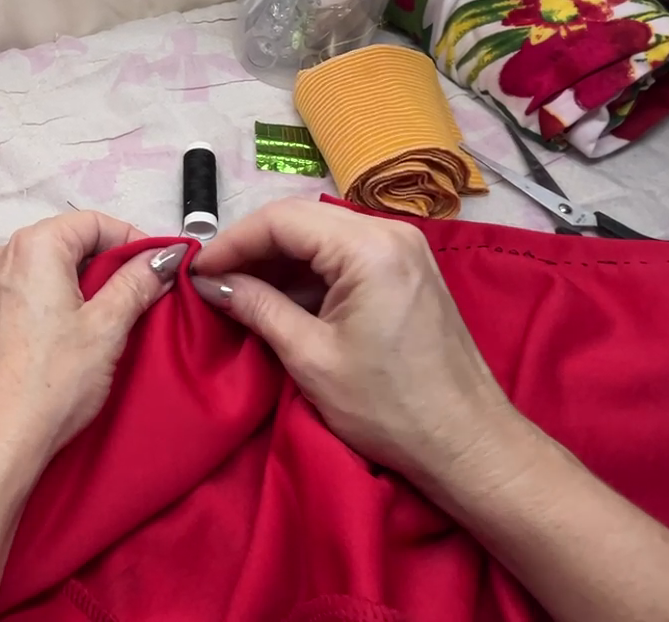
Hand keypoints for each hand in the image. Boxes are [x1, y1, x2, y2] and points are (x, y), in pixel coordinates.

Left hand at [0, 211, 183, 462]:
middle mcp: (6, 255)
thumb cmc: (52, 380)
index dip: (132, 239)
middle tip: (144, 292)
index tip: (159, 266)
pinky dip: (58, 299)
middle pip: (69, 241)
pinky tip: (76, 333)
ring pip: (49, 267)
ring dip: (85, 282)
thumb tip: (162, 259)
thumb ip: (136, 283)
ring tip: (115, 315)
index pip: (93, 222)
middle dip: (109, 262)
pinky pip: (30, 290)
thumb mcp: (107, 327)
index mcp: (35, 245)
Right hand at [188, 197, 513, 481]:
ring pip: (317, 233)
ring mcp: (401, 247)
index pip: (281, 220)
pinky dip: (303, 269)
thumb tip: (208, 283)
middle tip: (212, 277)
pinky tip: (276, 293)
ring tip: (235, 287)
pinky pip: (339, 251)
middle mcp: (388, 232)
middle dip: (250, 246)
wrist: (471, 448)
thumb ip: (256, 306)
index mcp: (368, 248)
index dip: (232, 241)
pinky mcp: (404, 267)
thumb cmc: (389, 407)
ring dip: (274, 257)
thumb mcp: (310, 357)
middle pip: (298, 219)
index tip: (197, 269)